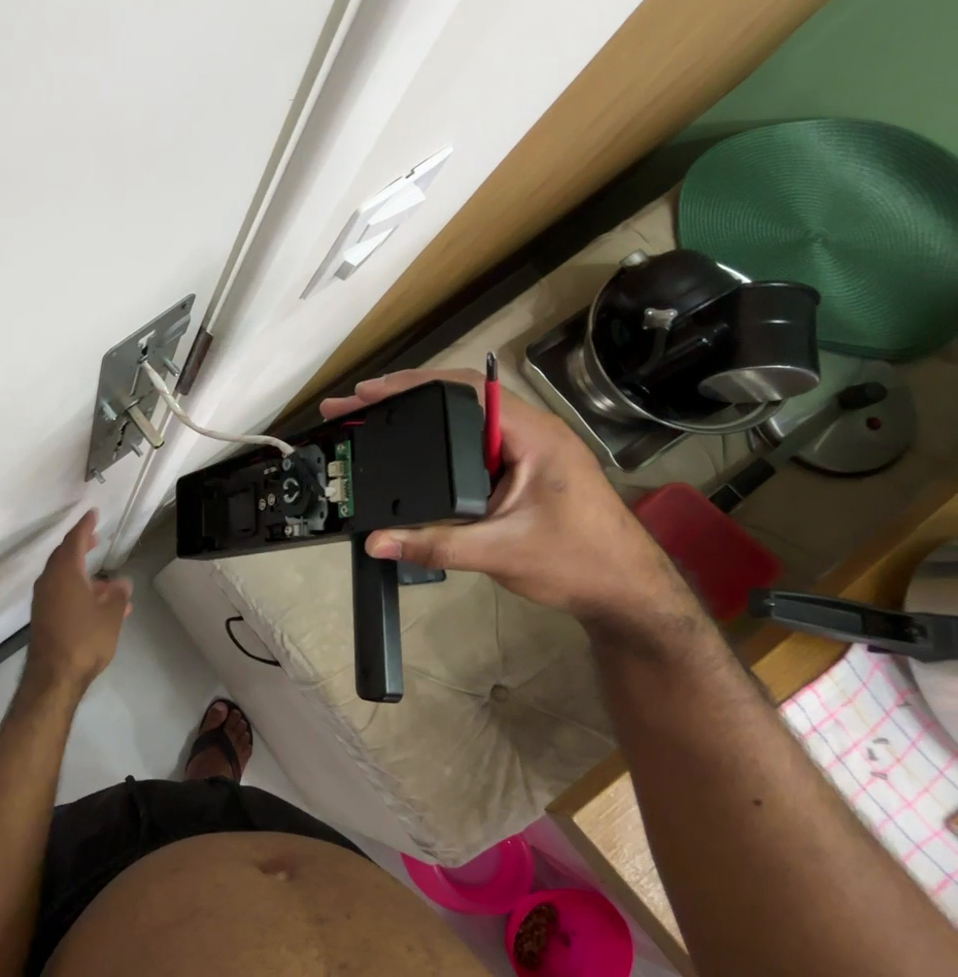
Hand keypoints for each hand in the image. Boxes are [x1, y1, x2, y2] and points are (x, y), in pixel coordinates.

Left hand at [25, 510, 131, 689]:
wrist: (54, 676)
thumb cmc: (85, 639)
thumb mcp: (111, 616)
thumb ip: (117, 596)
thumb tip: (121, 584)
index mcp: (65, 572)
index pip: (75, 540)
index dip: (85, 526)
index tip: (93, 514)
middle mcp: (49, 581)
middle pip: (65, 556)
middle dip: (82, 548)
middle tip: (96, 540)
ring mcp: (44, 600)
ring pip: (65, 578)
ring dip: (85, 577)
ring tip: (111, 586)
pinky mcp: (44, 617)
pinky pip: (62, 594)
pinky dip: (79, 592)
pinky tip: (99, 608)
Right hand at [320, 369, 698, 627]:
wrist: (626, 592)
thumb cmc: (578, 563)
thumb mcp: (500, 552)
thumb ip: (435, 544)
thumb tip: (376, 542)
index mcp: (534, 436)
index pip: (468, 389)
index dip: (413, 384)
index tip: (366, 392)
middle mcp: (531, 432)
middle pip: (459, 396)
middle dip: (402, 396)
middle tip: (351, 405)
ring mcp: (527, 449)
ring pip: (464, 418)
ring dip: (417, 416)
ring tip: (369, 421)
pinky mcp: (520, 469)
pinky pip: (470, 442)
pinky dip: (433, 440)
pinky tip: (406, 452)